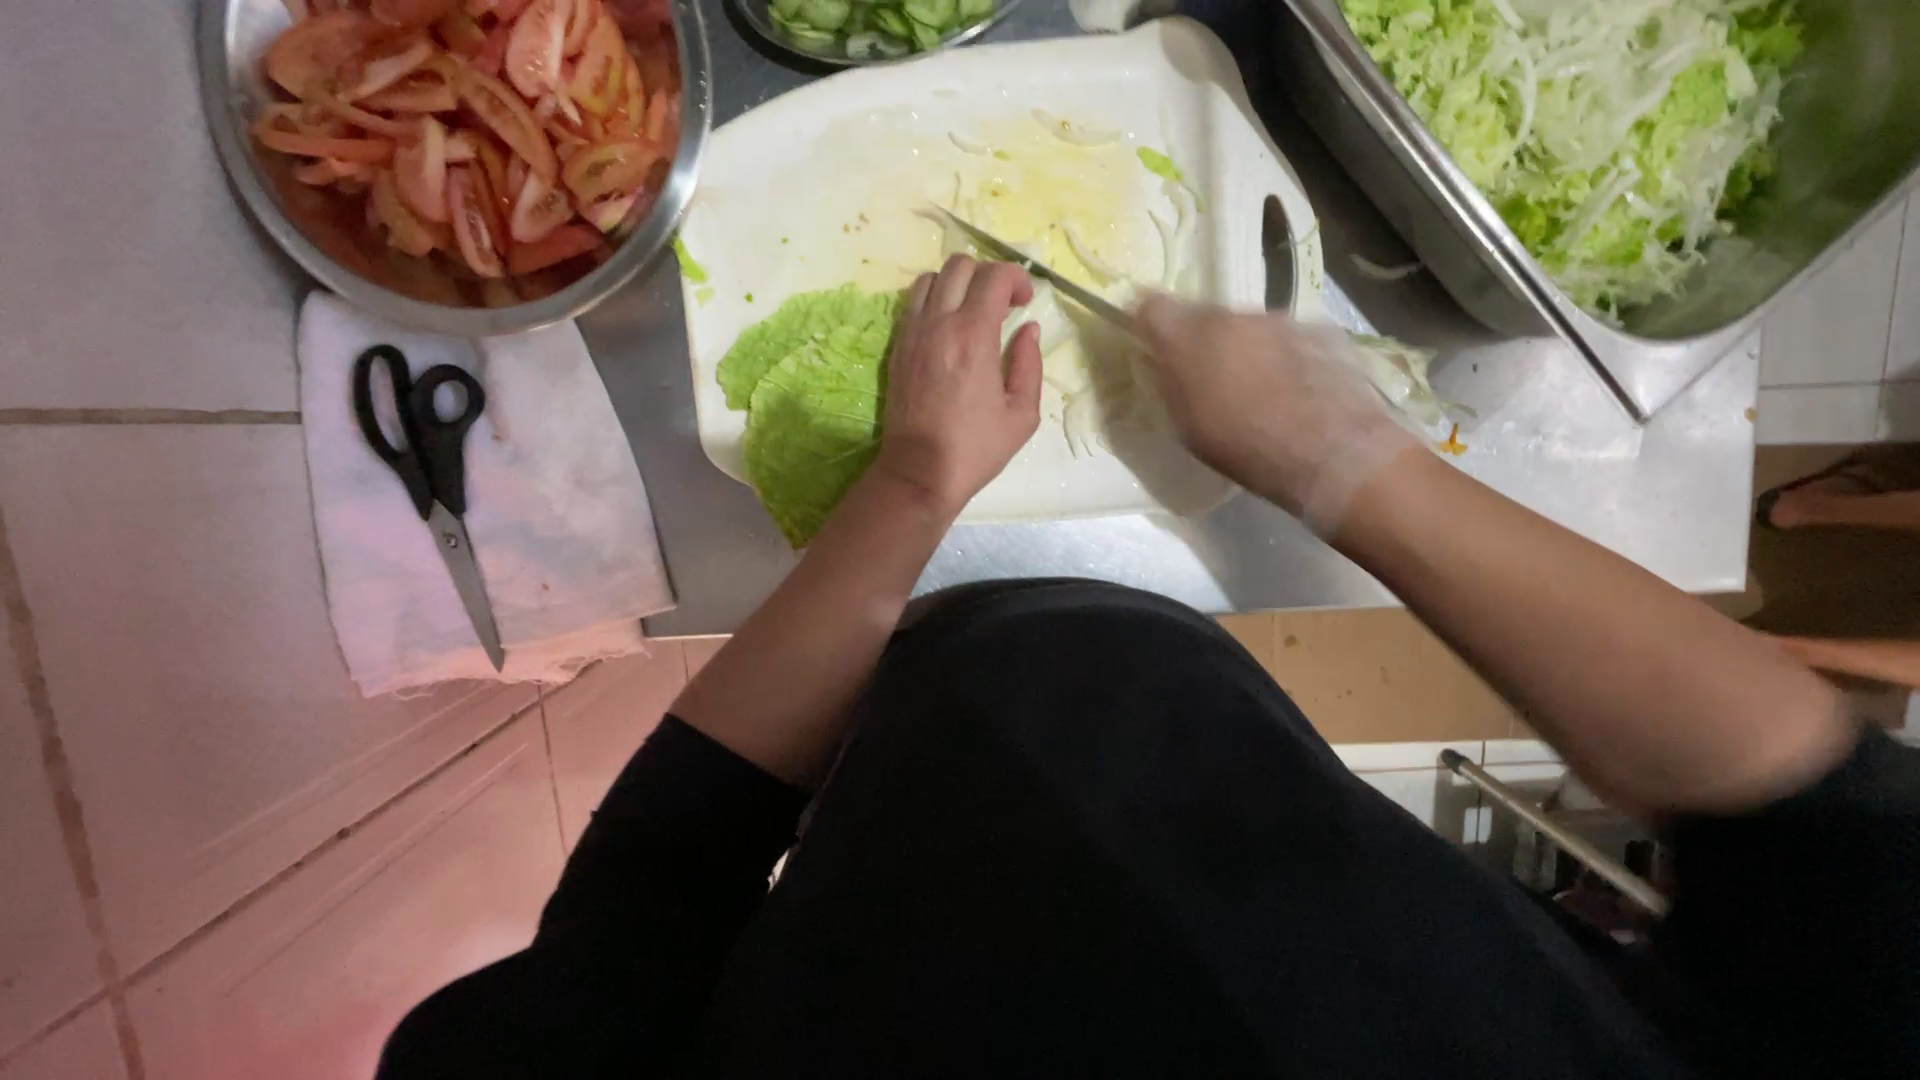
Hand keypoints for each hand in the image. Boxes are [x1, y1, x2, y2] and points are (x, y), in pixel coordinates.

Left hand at [873, 256, 1042, 516]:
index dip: (1016, 278)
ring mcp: (912, 334)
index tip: (1025, 302)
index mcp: (973, 337)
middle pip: (959, 265)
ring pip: (930, 278)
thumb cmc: (976, 449)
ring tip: (971, 311)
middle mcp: (938, 325)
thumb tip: (1028, 330)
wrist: (919, 472)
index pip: (993, 276)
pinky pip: (912, 304)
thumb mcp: (1021, 415)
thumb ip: (1028, 365)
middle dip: (987, 274)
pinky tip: (948, 328)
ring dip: (956, 284)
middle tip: (1001, 304)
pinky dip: (933, 301)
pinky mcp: (897, 348)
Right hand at [1134, 296, 1418, 531]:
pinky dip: (1286, 358)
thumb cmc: (1241, 446)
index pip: (1152, 305)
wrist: (1328, 450)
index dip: (1149, 321)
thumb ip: (1170, 383)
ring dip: (1247, 350)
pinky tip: (1297, 392)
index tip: (1151, 341)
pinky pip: (1289, 339)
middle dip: (1204, 341)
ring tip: (1261, 392)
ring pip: (1250, 328)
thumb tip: (1163, 362)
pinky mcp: (1320, 330)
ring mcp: (1280, 319)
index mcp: (1188, 337)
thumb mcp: (1186, 425)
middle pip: (1206, 317)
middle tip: (1211, 380)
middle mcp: (1231, 315)